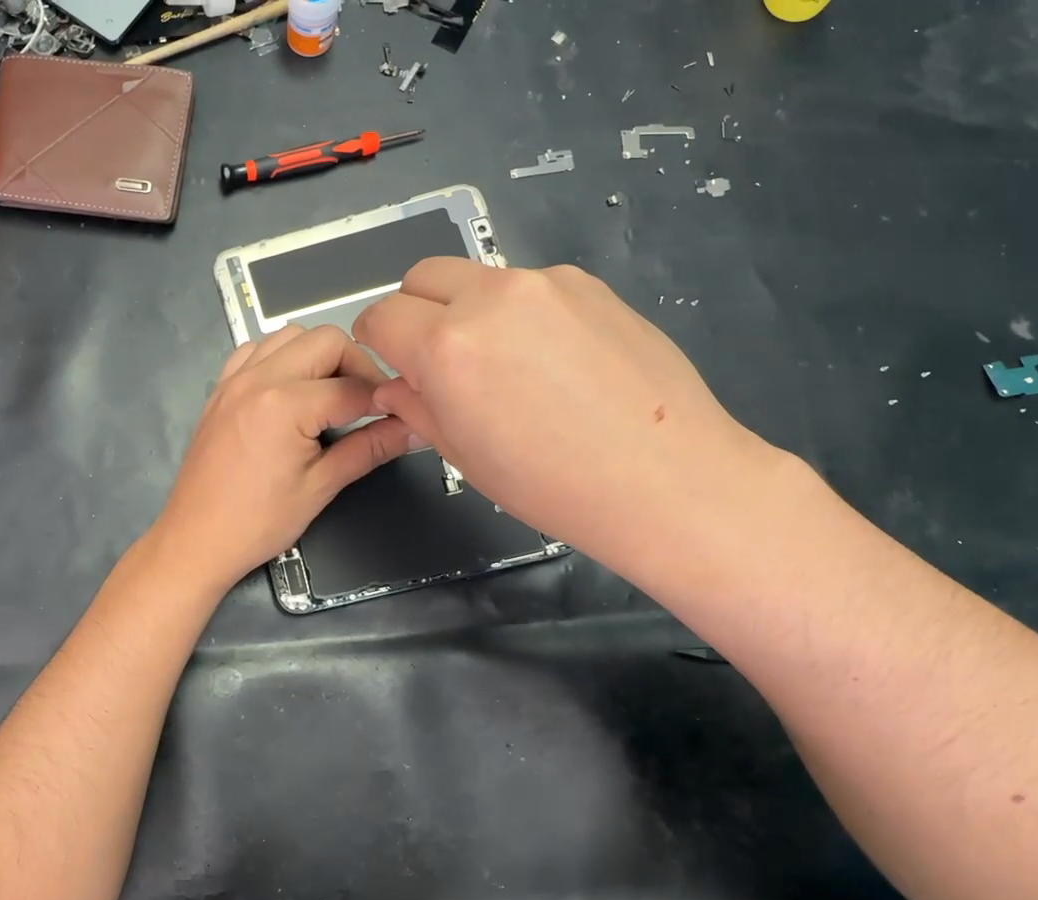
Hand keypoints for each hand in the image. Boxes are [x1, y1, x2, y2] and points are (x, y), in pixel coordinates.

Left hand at [150, 325, 413, 589]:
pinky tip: (290, 390)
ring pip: (289, 336)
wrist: (196, 540)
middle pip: (326, 340)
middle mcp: (258, 379)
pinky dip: (279, 358)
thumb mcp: (320, 488)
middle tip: (368, 403)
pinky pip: (254, 351)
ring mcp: (234, 380)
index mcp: (285, 405)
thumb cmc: (257, 523)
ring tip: (331, 395)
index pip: (354, 387)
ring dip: (318, 356)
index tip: (400, 414)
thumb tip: (411, 430)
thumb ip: (368, 450)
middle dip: (356, 365)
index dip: (385, 400)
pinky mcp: (220, 390)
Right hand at [352, 259, 788, 568]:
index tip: (388, 363)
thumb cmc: (550, 484)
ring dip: (467, 310)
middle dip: (413, 311)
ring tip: (500, 365)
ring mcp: (545, 283)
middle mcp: (491, 297)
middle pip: (423, 276)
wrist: (664, 477)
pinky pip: (528, 287)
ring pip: (478, 278)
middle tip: (432, 359)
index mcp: (446, 346)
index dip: (374, 341)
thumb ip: (416, 408)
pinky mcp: (589, 284)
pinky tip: (549, 361)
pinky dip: (517, 312)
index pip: (382, 316)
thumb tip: (394, 386)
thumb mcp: (463, 455)